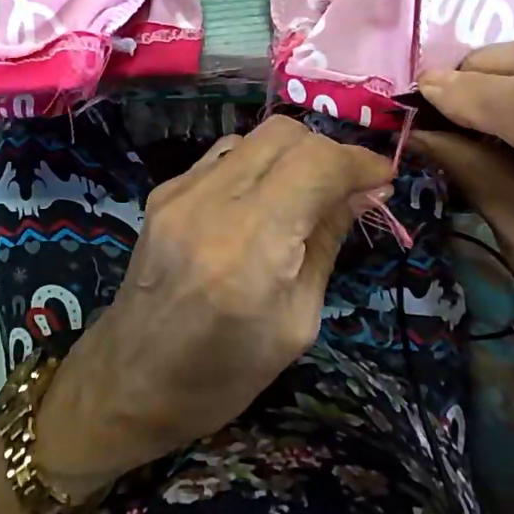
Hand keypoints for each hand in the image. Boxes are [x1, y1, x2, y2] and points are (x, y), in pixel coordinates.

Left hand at [33, 116, 391, 495]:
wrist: (131, 379)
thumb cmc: (222, 374)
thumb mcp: (296, 322)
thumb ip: (327, 242)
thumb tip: (363, 191)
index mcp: (249, 243)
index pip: (315, 162)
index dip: (358, 162)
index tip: (382, 181)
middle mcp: (209, 202)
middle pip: (283, 133)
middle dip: (326, 152)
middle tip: (346, 190)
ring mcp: (178, 192)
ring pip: (252, 137)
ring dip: (290, 156)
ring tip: (305, 197)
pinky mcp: (162, 193)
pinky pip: (222, 157)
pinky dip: (255, 166)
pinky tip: (261, 203)